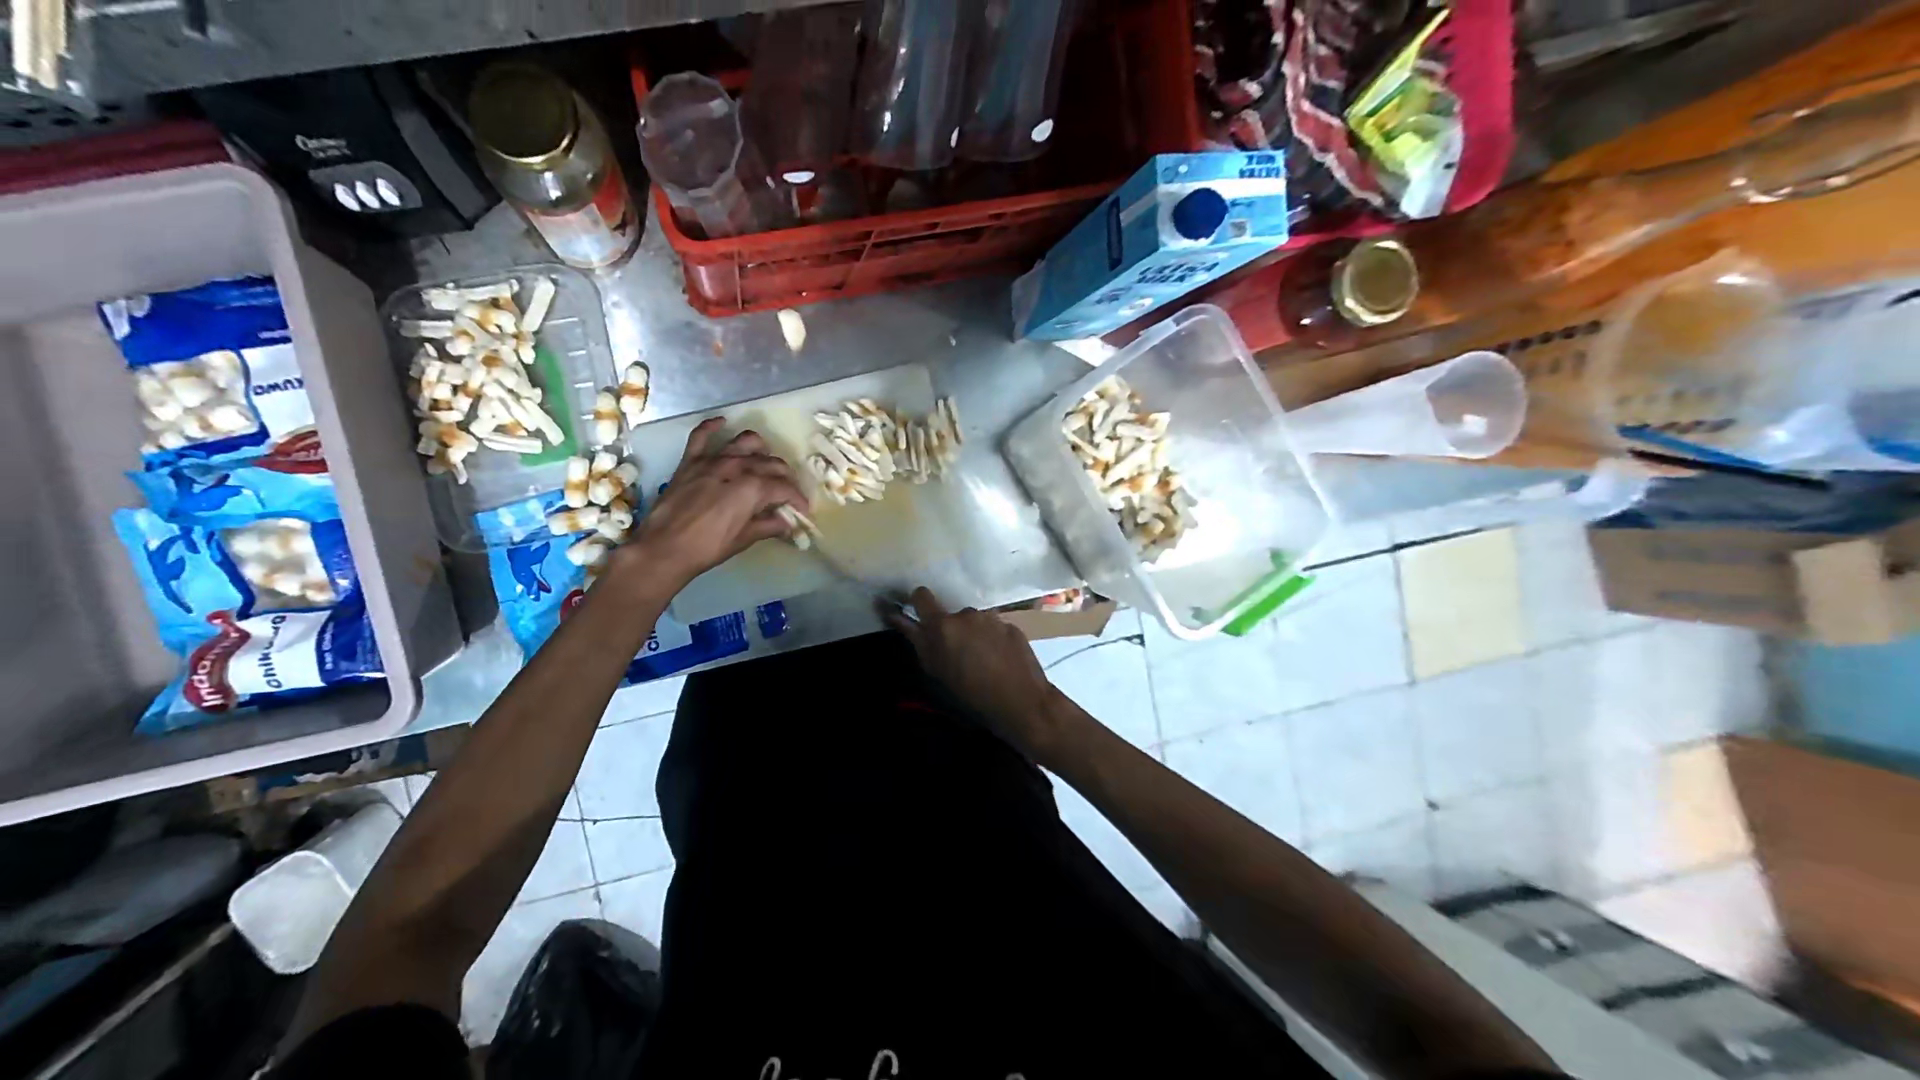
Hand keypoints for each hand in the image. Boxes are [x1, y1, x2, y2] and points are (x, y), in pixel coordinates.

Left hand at [617, 417, 809, 592]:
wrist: (664, 548)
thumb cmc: (708, 548)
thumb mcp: (744, 539)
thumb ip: (769, 525)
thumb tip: (787, 522)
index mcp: (753, 488)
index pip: (784, 488)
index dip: (797, 499)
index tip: (802, 510)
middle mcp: (736, 467)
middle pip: (770, 464)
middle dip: (784, 478)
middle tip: (786, 492)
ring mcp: (712, 461)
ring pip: (744, 442)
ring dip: (760, 449)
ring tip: (763, 460)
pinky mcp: (690, 462)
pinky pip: (701, 436)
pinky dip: (712, 426)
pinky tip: (722, 422)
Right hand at [885, 587, 1082, 763]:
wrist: (1021, 701)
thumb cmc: (971, 693)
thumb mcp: (936, 671)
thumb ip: (916, 639)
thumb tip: (895, 615)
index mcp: (943, 625)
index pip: (921, 595)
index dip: (917, 602)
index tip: (918, 615)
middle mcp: (967, 614)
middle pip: (952, 615)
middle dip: (951, 630)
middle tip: (957, 656)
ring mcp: (993, 618)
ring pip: (975, 623)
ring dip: (973, 636)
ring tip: (981, 663)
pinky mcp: (1012, 626)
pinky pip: (995, 629)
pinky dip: (993, 641)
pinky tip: (999, 662)